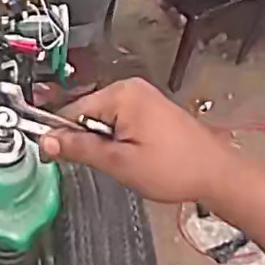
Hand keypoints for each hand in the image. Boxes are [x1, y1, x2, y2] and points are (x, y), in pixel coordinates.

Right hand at [39, 78, 249, 204]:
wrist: (216, 174)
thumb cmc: (177, 167)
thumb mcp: (118, 162)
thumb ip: (79, 148)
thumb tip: (48, 140)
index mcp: (121, 95)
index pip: (70, 111)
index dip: (60, 136)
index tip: (53, 155)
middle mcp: (131, 89)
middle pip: (84, 114)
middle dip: (86, 141)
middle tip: (104, 163)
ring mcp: (141, 98)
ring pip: (100, 121)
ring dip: (103, 143)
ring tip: (124, 161)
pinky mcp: (148, 110)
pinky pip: (117, 122)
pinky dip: (116, 140)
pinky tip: (132, 156)